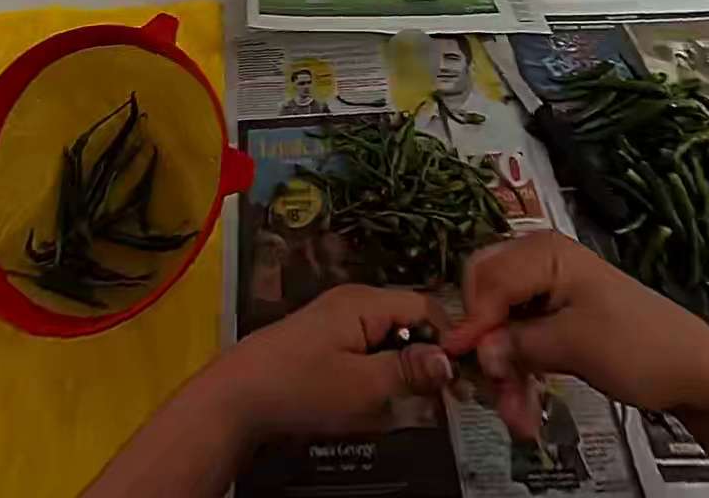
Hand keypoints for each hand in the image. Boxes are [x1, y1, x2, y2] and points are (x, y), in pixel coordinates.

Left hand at [207, 284, 458, 440]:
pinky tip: (374, 404)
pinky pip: (368, 353)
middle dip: (426, 360)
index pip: (426, 305)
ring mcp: (338, 320)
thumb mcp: (365, 385)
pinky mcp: (327, 341)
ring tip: (403, 406)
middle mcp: (353, 302)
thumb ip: (410, 369)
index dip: (451, 340)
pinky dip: (378, 377)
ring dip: (402, 374)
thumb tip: (450, 358)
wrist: (241, 394)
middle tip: (440, 402)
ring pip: (390, 342)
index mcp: (364, 301)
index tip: (467, 380)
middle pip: (409, 322)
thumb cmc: (301, 386)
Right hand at [442, 232, 708, 438]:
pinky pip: (513, 322)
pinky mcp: (547, 303)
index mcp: (542, 251)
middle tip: (487, 376)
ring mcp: (540, 279)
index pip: (489, 279)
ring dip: (498, 354)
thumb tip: (479, 352)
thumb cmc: (645, 347)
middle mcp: (534, 256)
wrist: (700, 372)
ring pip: (496, 310)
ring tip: (509, 397)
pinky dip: (513, 354)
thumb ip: (519, 344)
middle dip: (483, 336)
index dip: (475, 318)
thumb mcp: (576, 345)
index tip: (462, 353)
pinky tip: (518, 384)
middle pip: (484, 288)